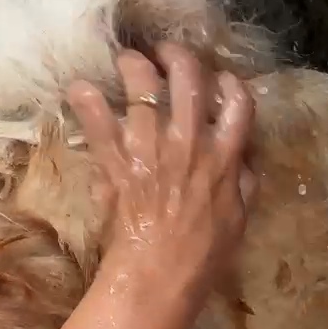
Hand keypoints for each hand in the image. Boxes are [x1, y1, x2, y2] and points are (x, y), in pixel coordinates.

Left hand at [67, 44, 255, 328]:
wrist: (161, 273)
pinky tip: (83, 92)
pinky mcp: (115, 157)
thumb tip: (244, 159)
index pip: (239, 104)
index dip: (230, 83)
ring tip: (127, 65)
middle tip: (166, 55)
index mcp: (225, 159)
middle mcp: (190, 143)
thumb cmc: (205, 254)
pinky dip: (85, 97)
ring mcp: (150, 147)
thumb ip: (243, 184)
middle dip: (177, 55)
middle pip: (189, 77)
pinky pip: (94, 113)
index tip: (220, 80)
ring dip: (132, 65)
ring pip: (140, 81)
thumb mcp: (239, 220)